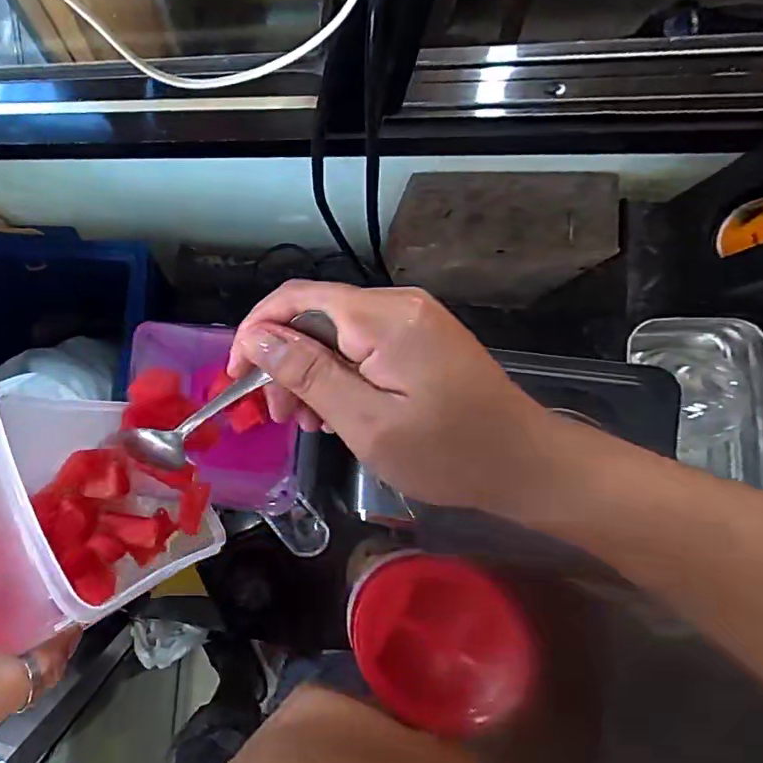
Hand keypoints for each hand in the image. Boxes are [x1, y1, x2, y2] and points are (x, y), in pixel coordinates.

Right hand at [228, 282, 571, 512]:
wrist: (525, 463)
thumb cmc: (448, 453)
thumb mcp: (366, 421)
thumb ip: (308, 374)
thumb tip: (256, 339)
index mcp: (384, 317)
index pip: (296, 299)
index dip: (255, 332)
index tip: (236, 377)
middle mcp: (397, 304)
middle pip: (313, 316)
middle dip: (283, 361)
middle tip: (278, 416)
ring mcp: (411, 319)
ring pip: (334, 333)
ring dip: (309, 373)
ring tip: (307, 422)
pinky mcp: (419, 338)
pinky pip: (361, 345)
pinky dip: (338, 375)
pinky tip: (337, 412)